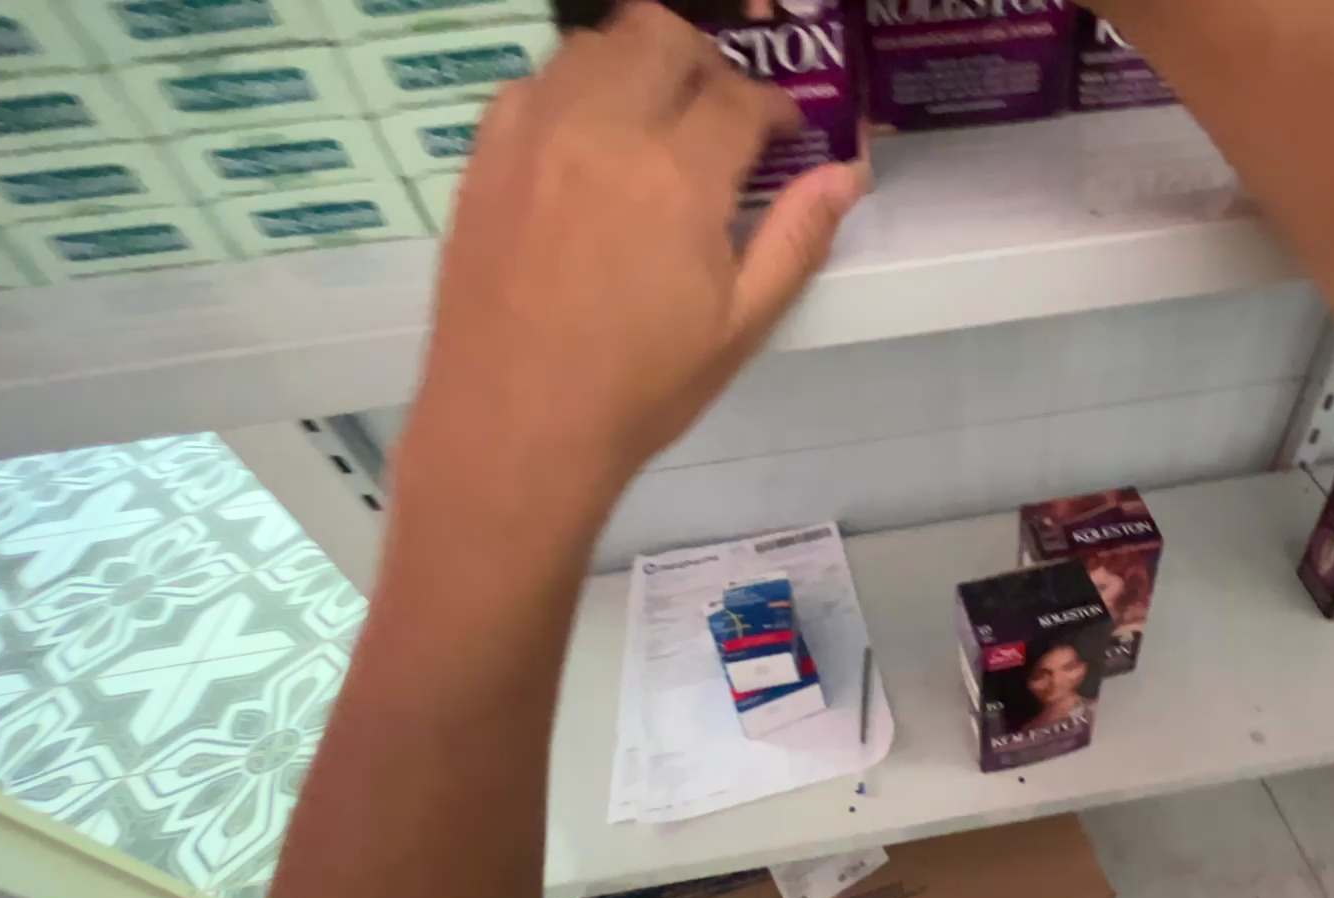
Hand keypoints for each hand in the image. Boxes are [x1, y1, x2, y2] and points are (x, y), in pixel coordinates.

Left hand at [402, 2, 863, 527]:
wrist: (520, 423)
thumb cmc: (645, 387)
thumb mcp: (741, 325)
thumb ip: (797, 239)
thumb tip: (848, 175)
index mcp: (678, 177)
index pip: (739, 98)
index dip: (776, 108)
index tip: (788, 132)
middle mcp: (602, 128)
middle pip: (661, 35)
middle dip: (709, 62)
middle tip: (727, 115)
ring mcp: (533, 132)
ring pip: (594, 43)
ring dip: (642, 65)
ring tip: (662, 123)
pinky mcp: (485, 153)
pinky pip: (537, 80)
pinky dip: (579, 90)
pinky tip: (593, 147)